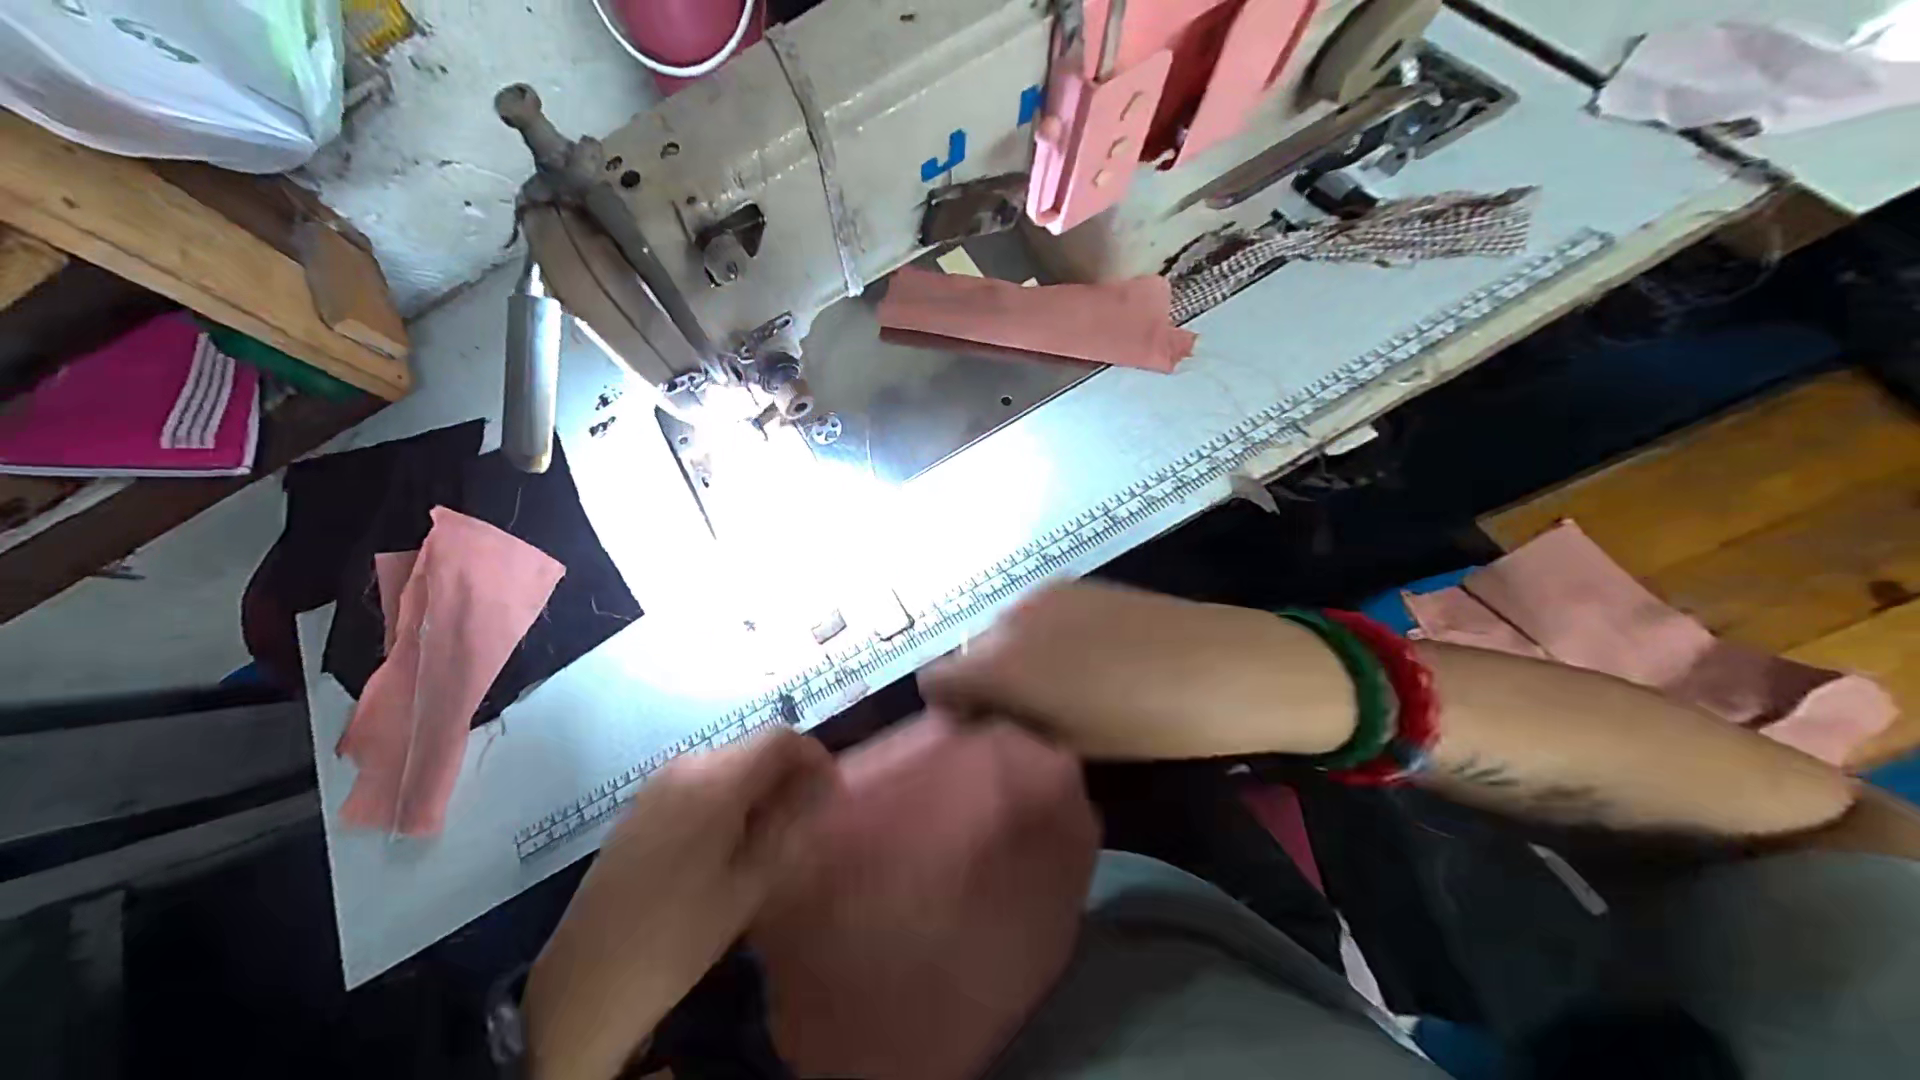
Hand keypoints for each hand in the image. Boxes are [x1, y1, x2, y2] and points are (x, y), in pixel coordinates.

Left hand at [522, 729, 834, 1079]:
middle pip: (754, 748)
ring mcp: (658, 783)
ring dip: (758, 787)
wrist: (587, 979)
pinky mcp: (642, 804)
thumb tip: (823, 787)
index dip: (814, 757)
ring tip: (770, 835)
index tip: (831, 792)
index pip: (781, 738)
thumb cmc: (681, 934)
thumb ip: (791, 823)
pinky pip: (700, 782)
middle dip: (787, 775)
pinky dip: (727, 797)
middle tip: (805, 819)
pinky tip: (727, 843)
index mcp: (716, 779)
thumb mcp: (750, 883)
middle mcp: (687, 766)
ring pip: (728, 765)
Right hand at [919, 582, 1356, 759]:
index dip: (951, 709)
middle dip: (986, 683)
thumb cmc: (1146, 724)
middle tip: (1026, 713)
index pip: (936, 680)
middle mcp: (1011, 620)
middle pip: (972, 654)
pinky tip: (1087, 655)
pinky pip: (1037, 614)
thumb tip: (984, 721)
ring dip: (1017, 657)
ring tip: (1061, 685)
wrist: (1223, 667)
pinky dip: (1043, 636)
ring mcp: (1044, 595)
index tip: (982, 729)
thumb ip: (1011, 727)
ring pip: (1005, 632)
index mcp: (1001, 666)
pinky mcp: (1075, 582)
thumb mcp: (1068, 743)